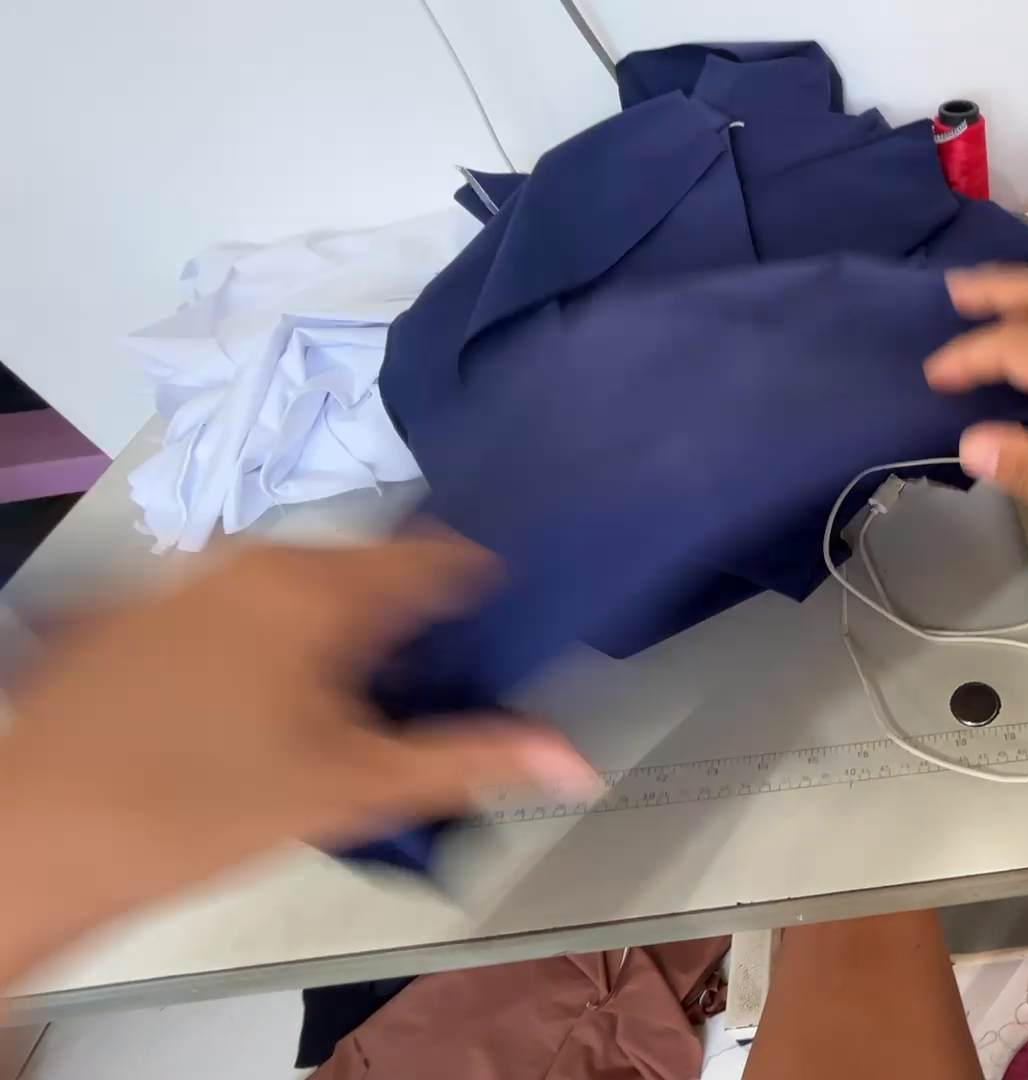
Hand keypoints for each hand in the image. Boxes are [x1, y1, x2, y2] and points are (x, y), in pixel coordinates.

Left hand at [0, 536, 599, 973]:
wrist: (5, 854)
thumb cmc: (195, 810)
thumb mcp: (361, 787)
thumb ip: (480, 760)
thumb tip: (580, 763)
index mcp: (317, 589)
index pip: (444, 551)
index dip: (486, 585)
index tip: (498, 630)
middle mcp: (253, 562)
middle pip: (380, 564)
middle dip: (416, 613)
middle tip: (430, 678)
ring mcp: (188, 579)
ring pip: (316, 578)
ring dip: (354, 620)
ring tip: (358, 689)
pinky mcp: (139, 607)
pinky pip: (253, 592)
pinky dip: (290, 623)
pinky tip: (272, 693)